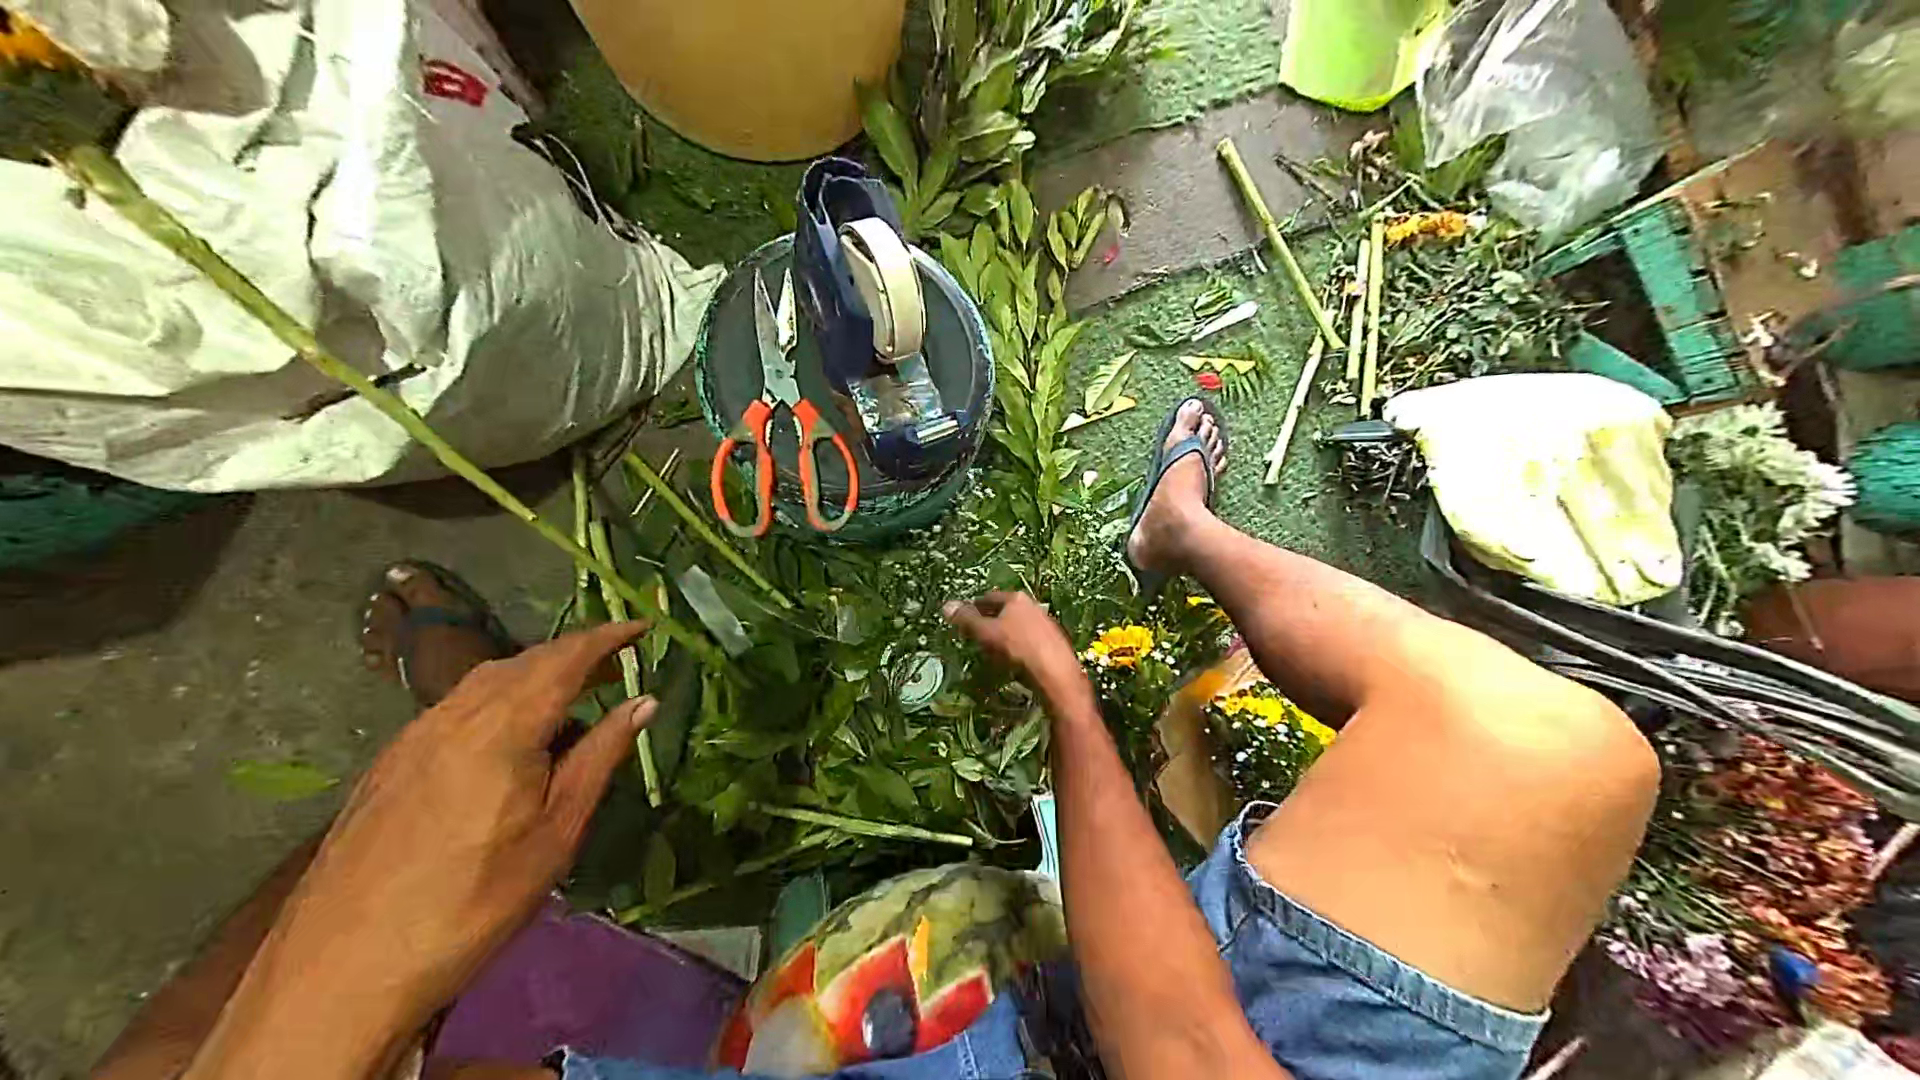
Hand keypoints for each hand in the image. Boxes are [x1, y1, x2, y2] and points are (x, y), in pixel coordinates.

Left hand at [188, 622, 654, 1078]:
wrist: (337, 975)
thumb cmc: (473, 902)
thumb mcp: (557, 831)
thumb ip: (601, 755)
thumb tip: (644, 701)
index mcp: (502, 728)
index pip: (565, 659)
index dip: (607, 636)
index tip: (642, 625)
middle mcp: (454, 716)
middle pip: (525, 661)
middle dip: (576, 652)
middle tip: (618, 662)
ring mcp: (414, 737)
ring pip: (488, 679)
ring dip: (538, 671)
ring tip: (573, 691)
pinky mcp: (390, 762)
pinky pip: (459, 704)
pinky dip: (502, 694)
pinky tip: (512, 729)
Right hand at [944, 591, 1084, 696]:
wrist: (1054, 672)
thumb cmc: (1016, 648)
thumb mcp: (985, 633)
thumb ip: (966, 619)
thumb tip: (946, 605)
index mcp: (1015, 598)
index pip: (987, 598)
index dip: (972, 608)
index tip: (963, 620)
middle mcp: (1033, 606)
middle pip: (1004, 611)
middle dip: (989, 621)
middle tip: (975, 636)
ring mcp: (1045, 623)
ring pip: (1017, 626)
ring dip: (1004, 635)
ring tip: (992, 651)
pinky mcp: (1052, 642)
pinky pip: (1028, 640)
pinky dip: (1017, 646)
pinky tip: (1013, 661)